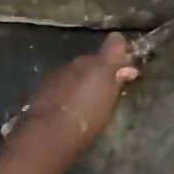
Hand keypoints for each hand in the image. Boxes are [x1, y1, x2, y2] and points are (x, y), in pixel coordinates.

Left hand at [11, 35, 140, 159]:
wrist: (49, 131)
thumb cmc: (87, 119)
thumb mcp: (109, 103)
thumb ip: (117, 82)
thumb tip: (128, 69)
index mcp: (100, 63)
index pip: (115, 43)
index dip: (120, 49)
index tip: (124, 62)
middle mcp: (80, 61)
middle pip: (94, 59)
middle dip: (99, 70)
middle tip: (104, 88)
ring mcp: (61, 69)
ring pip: (77, 69)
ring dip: (82, 79)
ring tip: (84, 99)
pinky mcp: (45, 82)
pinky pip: (62, 79)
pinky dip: (67, 87)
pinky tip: (67, 103)